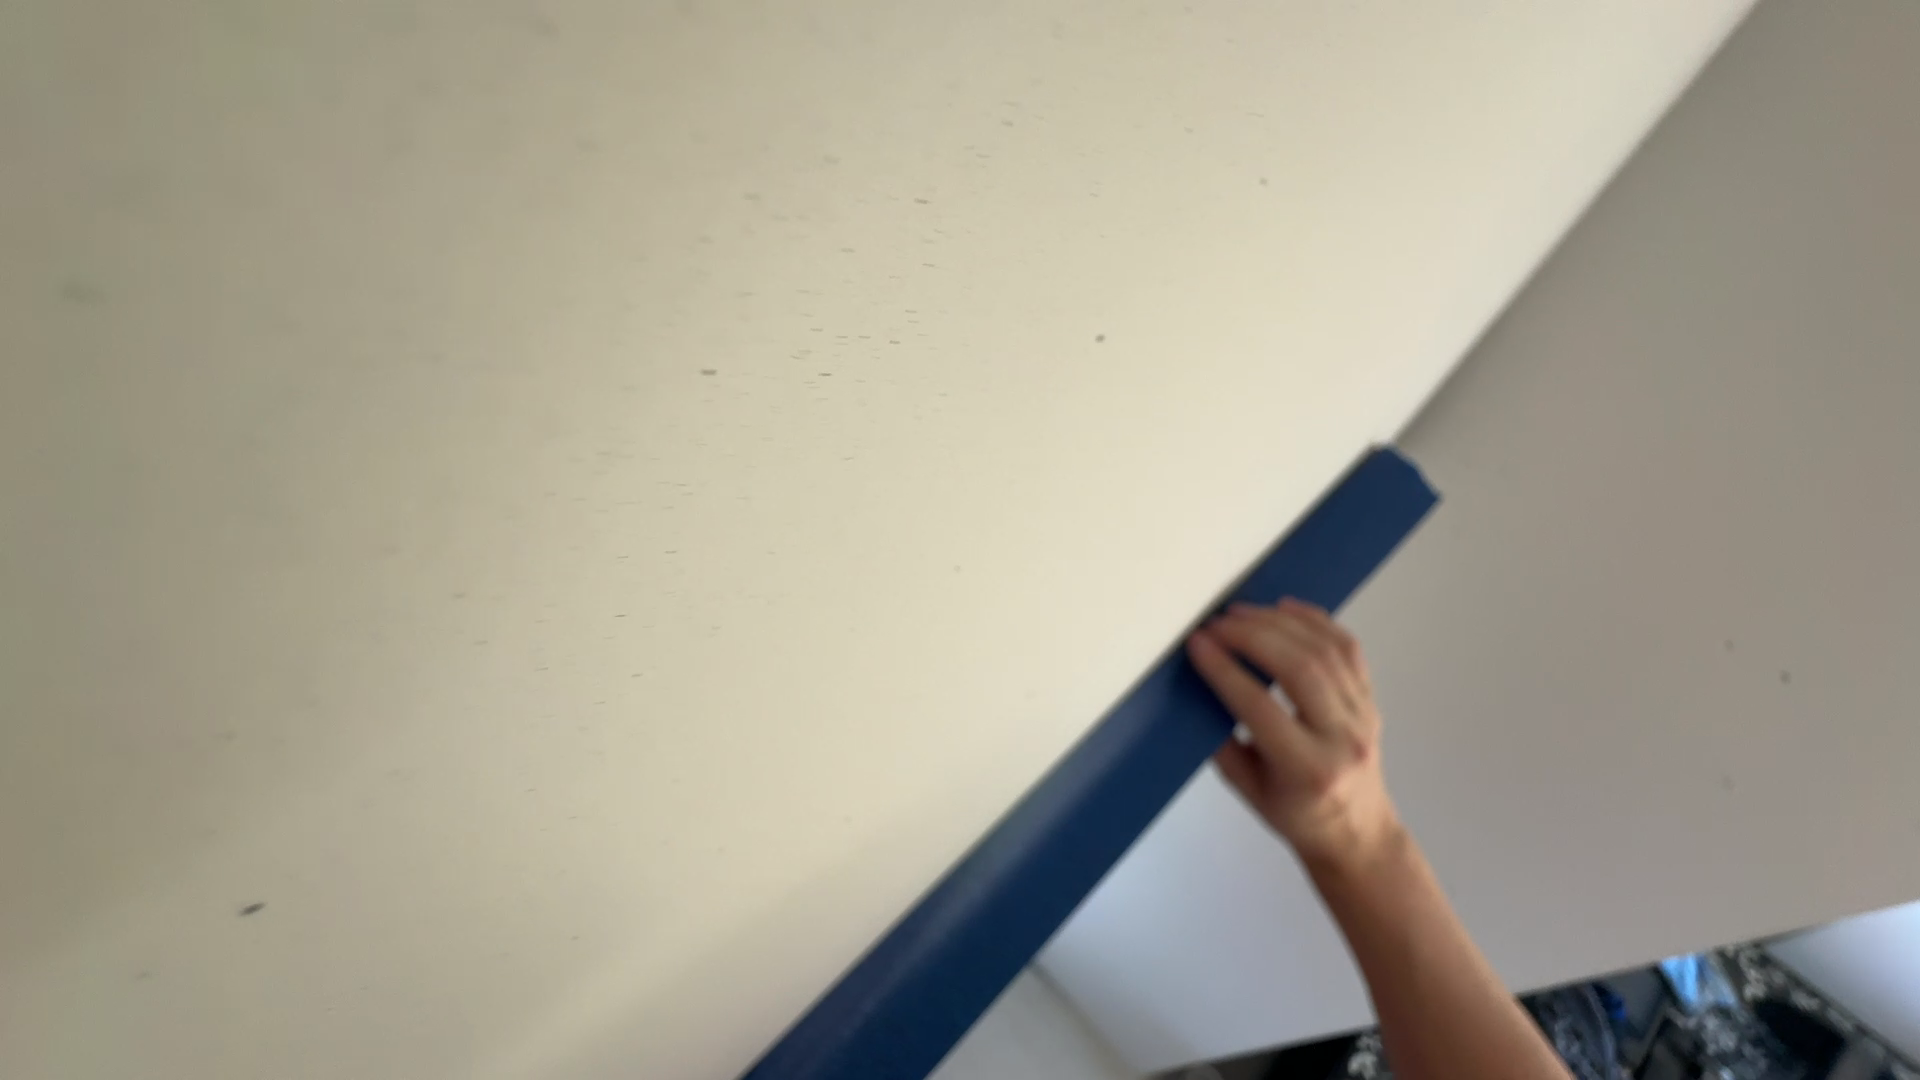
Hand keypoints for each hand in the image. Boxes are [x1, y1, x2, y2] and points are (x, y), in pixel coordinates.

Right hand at [1186, 598, 1402, 870]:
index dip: (1225, 670)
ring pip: (1325, 652)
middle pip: (1299, 669)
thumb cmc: (1294, 814)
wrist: (1358, 833)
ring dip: (1278, 623)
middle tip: (1217, 623)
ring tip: (1241, 612)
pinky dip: (1315, 620)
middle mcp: (1342, 738)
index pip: (1260, 707)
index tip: (1197, 643)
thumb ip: (1221, 739)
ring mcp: (1364, 715)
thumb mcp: (1246, 788)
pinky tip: (1285, 607)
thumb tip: (1198, 684)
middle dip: (1252, 636)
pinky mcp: (1372, 698)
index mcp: (1307, 769)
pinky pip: (1348, 648)